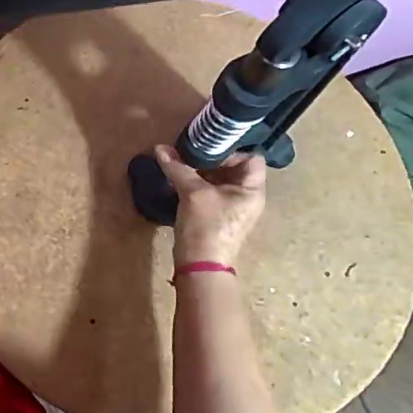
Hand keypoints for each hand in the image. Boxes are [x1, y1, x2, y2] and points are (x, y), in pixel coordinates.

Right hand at [152, 145, 266, 266]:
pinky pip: (211, 194)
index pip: (250, 157)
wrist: (200, 264)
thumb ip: (177, 168)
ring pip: (219, 181)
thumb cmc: (205, 226)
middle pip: (233, 168)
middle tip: (188, 154)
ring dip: (200, 173)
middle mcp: (247, 196)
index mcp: (253, 189)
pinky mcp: (218, 216)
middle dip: (210, 160)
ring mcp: (233, 208)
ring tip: (180, 167)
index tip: (205, 149)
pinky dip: (197, 186)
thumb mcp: (192, 193)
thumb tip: (160, 148)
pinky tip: (179, 183)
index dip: (229, 150)